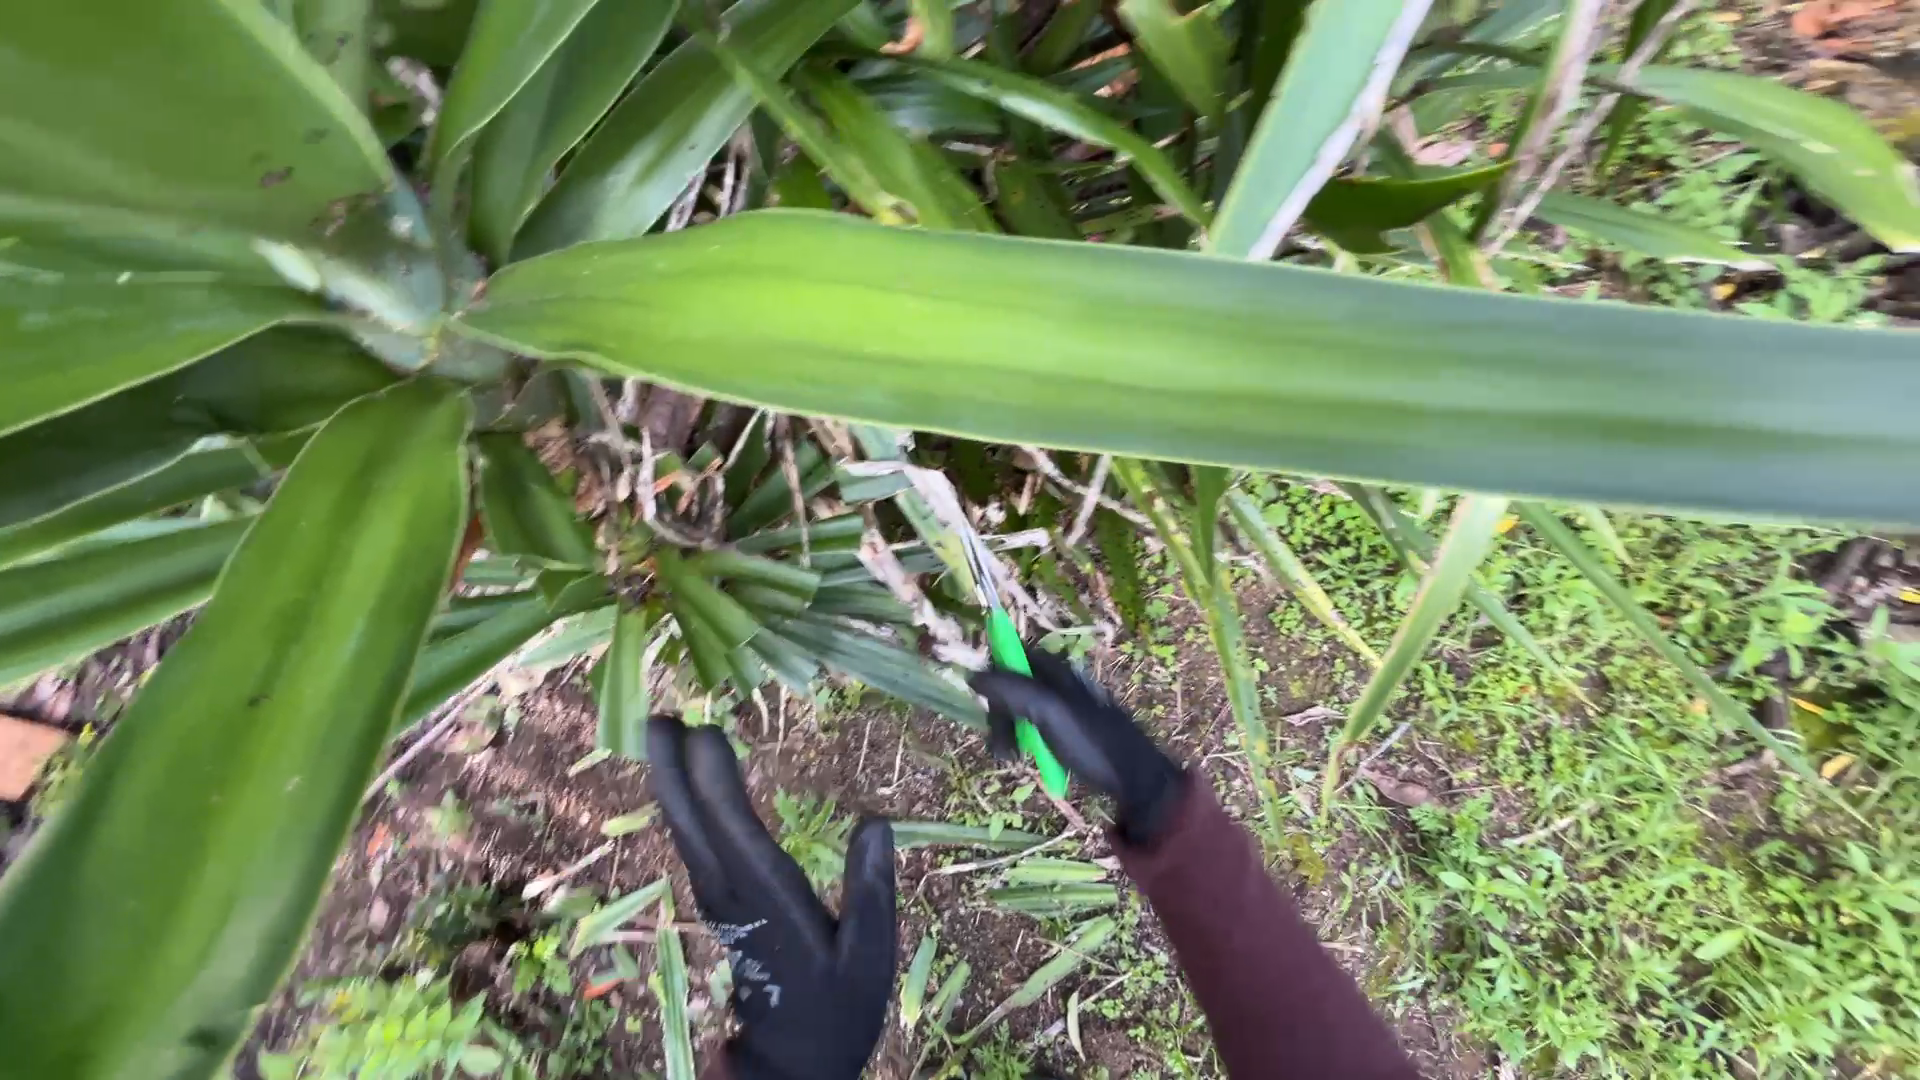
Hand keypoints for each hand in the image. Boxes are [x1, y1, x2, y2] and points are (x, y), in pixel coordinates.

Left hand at [648, 717, 896, 1079]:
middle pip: (694, 825)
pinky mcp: (718, 895)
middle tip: (659, 717)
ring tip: (662, 732)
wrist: (793, 1057)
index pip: (734, 833)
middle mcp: (732, 892)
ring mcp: (718, 895)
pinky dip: (684, 801)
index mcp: (771, 901)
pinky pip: (693, 837)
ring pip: (686, 830)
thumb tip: (875, 821)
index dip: (714, 782)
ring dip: (671, 780)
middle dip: (673, 770)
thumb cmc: (839, 1004)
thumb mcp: (870, 957)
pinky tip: (683, 777)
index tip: (702, 731)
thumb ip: (872, 891)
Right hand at [970, 648, 1184, 845]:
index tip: (983, 700)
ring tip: (1008, 758)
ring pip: (1018, 710)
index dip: (995, 673)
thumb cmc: (1093, 742)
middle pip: (1011, 686)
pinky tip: (1023, 758)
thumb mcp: (1050, 712)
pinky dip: (1021, 741)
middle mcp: (1057, 684)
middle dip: (999, 713)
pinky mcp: (1062, 731)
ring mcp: (1060, 709)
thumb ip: (1013, 690)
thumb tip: (973, 675)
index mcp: (1056, 671)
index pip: (1014, 655)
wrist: (1134, 779)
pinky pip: (1030, 728)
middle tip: (999, 745)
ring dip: (1006, 732)